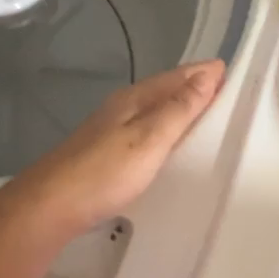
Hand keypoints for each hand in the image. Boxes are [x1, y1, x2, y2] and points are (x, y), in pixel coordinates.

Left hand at [1, 59, 226, 238]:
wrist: (50, 206)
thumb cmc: (104, 172)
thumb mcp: (149, 139)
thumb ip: (179, 109)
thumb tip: (208, 75)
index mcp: (134, 99)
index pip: (176, 77)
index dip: (202, 73)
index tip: (228, 71)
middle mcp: (122, 107)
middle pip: (164, 90)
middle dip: (193, 87)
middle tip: (224, 89)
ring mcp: (110, 130)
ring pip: (153, 109)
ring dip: (179, 107)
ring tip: (204, 114)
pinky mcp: (105, 152)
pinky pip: (144, 129)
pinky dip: (164, 128)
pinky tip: (168, 143)